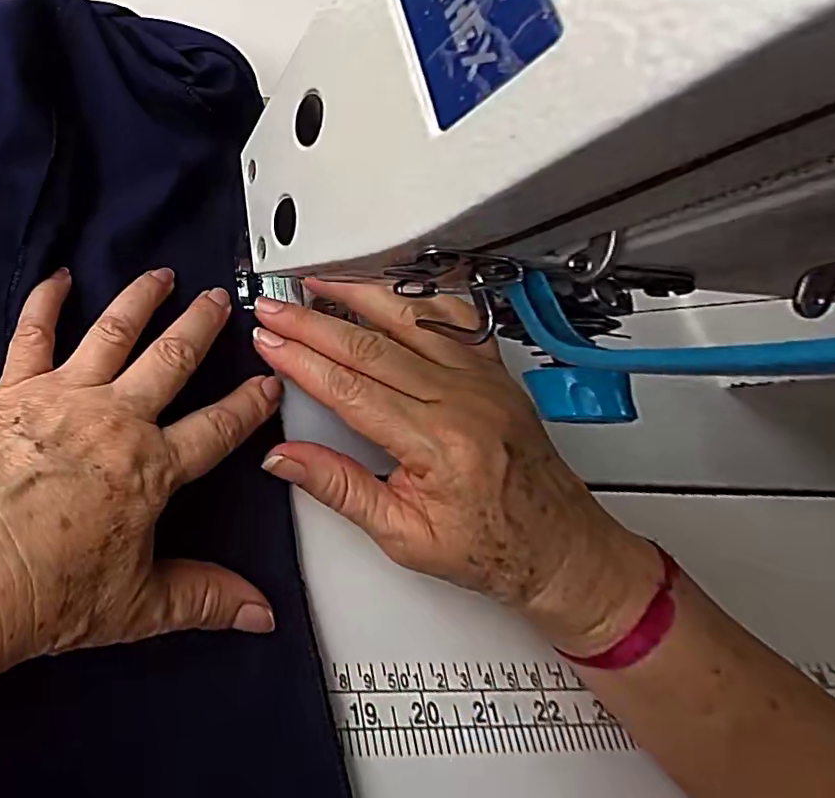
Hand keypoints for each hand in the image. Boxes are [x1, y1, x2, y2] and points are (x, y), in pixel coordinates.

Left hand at [0, 268, 283, 721]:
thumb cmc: (49, 584)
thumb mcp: (140, 605)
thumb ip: (204, 598)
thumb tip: (258, 613)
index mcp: (152, 469)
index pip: (217, 429)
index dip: (247, 405)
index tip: (266, 382)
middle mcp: (115, 419)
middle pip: (172, 360)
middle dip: (200, 327)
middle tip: (218, 303)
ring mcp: (66, 395)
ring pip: (115, 332)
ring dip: (141, 299)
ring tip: (161, 276)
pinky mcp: (18, 386)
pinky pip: (34, 331)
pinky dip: (46, 299)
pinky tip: (59, 277)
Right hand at [248, 279, 662, 655]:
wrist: (568, 553)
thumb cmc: (494, 548)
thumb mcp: (403, 536)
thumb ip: (337, 487)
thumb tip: (281, 457)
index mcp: (439, 444)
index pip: (348, 387)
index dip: (299, 359)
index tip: (266, 342)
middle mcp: (464, 402)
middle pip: (367, 345)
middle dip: (308, 322)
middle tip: (270, 309)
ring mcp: (482, 381)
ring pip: (407, 320)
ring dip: (354, 294)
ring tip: (315, 281)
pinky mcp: (491, 372)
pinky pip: (453, 318)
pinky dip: (413, 294)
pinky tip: (384, 285)